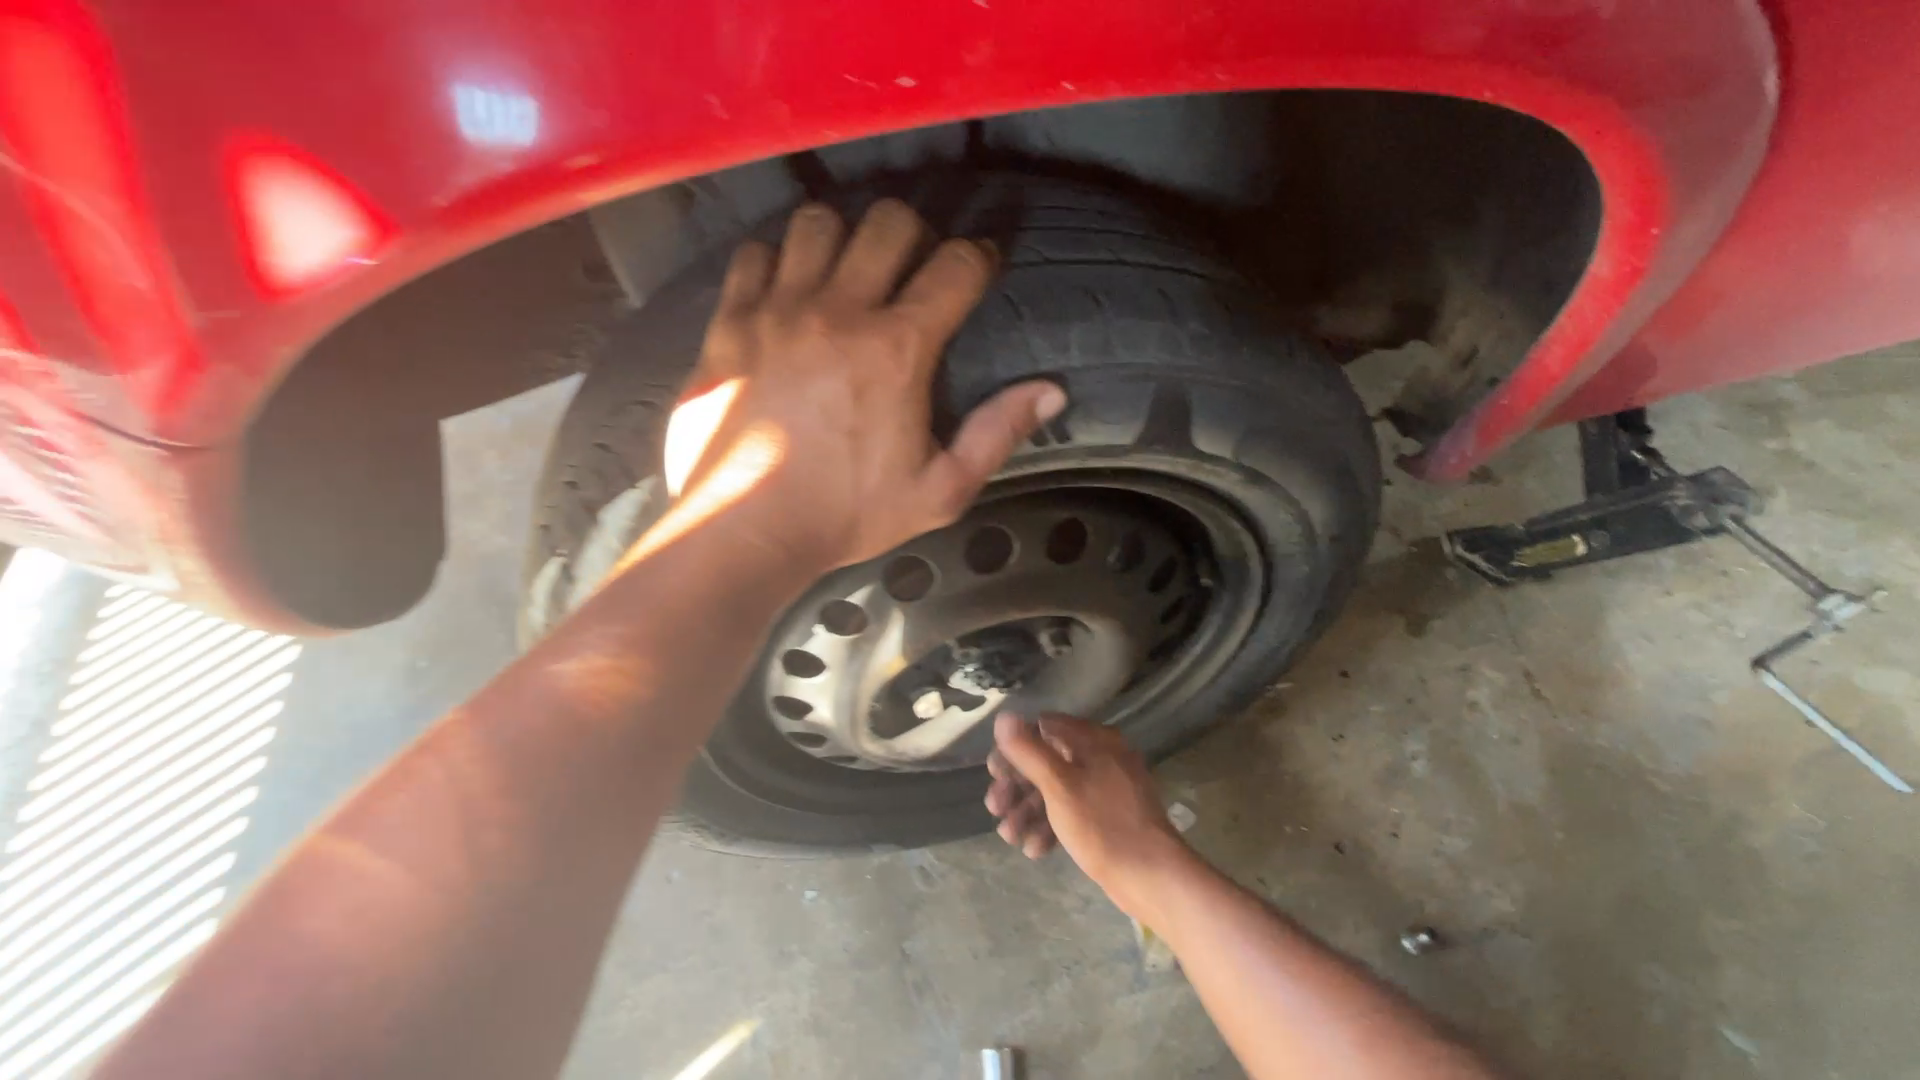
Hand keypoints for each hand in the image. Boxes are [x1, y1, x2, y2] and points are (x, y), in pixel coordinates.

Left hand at [658, 199, 1066, 574]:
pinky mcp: (728, 322)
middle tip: (912, 269)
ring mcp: (777, 310)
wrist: (744, 532)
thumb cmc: (846, 515)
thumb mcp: (939, 491)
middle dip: (915, 234)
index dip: (979, 258)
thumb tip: (1051, 390)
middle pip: (889, 221)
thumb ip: (996, 435)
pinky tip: (786, 291)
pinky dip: (776, 259)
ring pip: (818, 222)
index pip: (957, 265)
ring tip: (845, 273)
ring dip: (843, 237)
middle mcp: (839, 311)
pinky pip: (754, 253)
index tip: (979, 270)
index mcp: (898, 349)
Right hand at [985, 712, 1192, 918]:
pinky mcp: (1107, 818)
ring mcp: (1106, 789)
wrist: (1152, 876)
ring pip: (1056, 791)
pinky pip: (1071, 813)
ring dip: (1028, 811)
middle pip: (1047, 762)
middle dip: (1017, 787)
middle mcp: (1101, 757)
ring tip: (1009, 836)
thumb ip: (1028, 751)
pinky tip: (1034, 850)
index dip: (1016, 748)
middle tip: (995, 808)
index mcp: (1094, 740)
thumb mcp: (1058, 785)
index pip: (1045, 728)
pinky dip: (1050, 827)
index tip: (995, 773)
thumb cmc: (1103, 824)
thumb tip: (1003, 716)